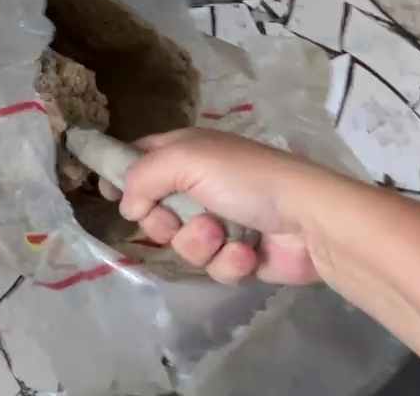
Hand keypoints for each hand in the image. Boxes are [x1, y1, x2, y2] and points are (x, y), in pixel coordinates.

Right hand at [96, 128, 338, 285]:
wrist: (310, 220)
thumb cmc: (243, 177)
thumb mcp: (181, 159)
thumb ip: (140, 177)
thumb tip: (126, 206)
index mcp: (181, 152)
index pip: (136, 158)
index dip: (118, 175)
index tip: (109, 195)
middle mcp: (195, 185)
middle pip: (151, 210)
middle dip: (159, 221)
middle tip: (172, 219)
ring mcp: (217, 222)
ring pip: (179, 242)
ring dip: (196, 241)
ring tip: (221, 233)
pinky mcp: (238, 256)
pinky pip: (212, 267)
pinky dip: (227, 262)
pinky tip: (246, 253)